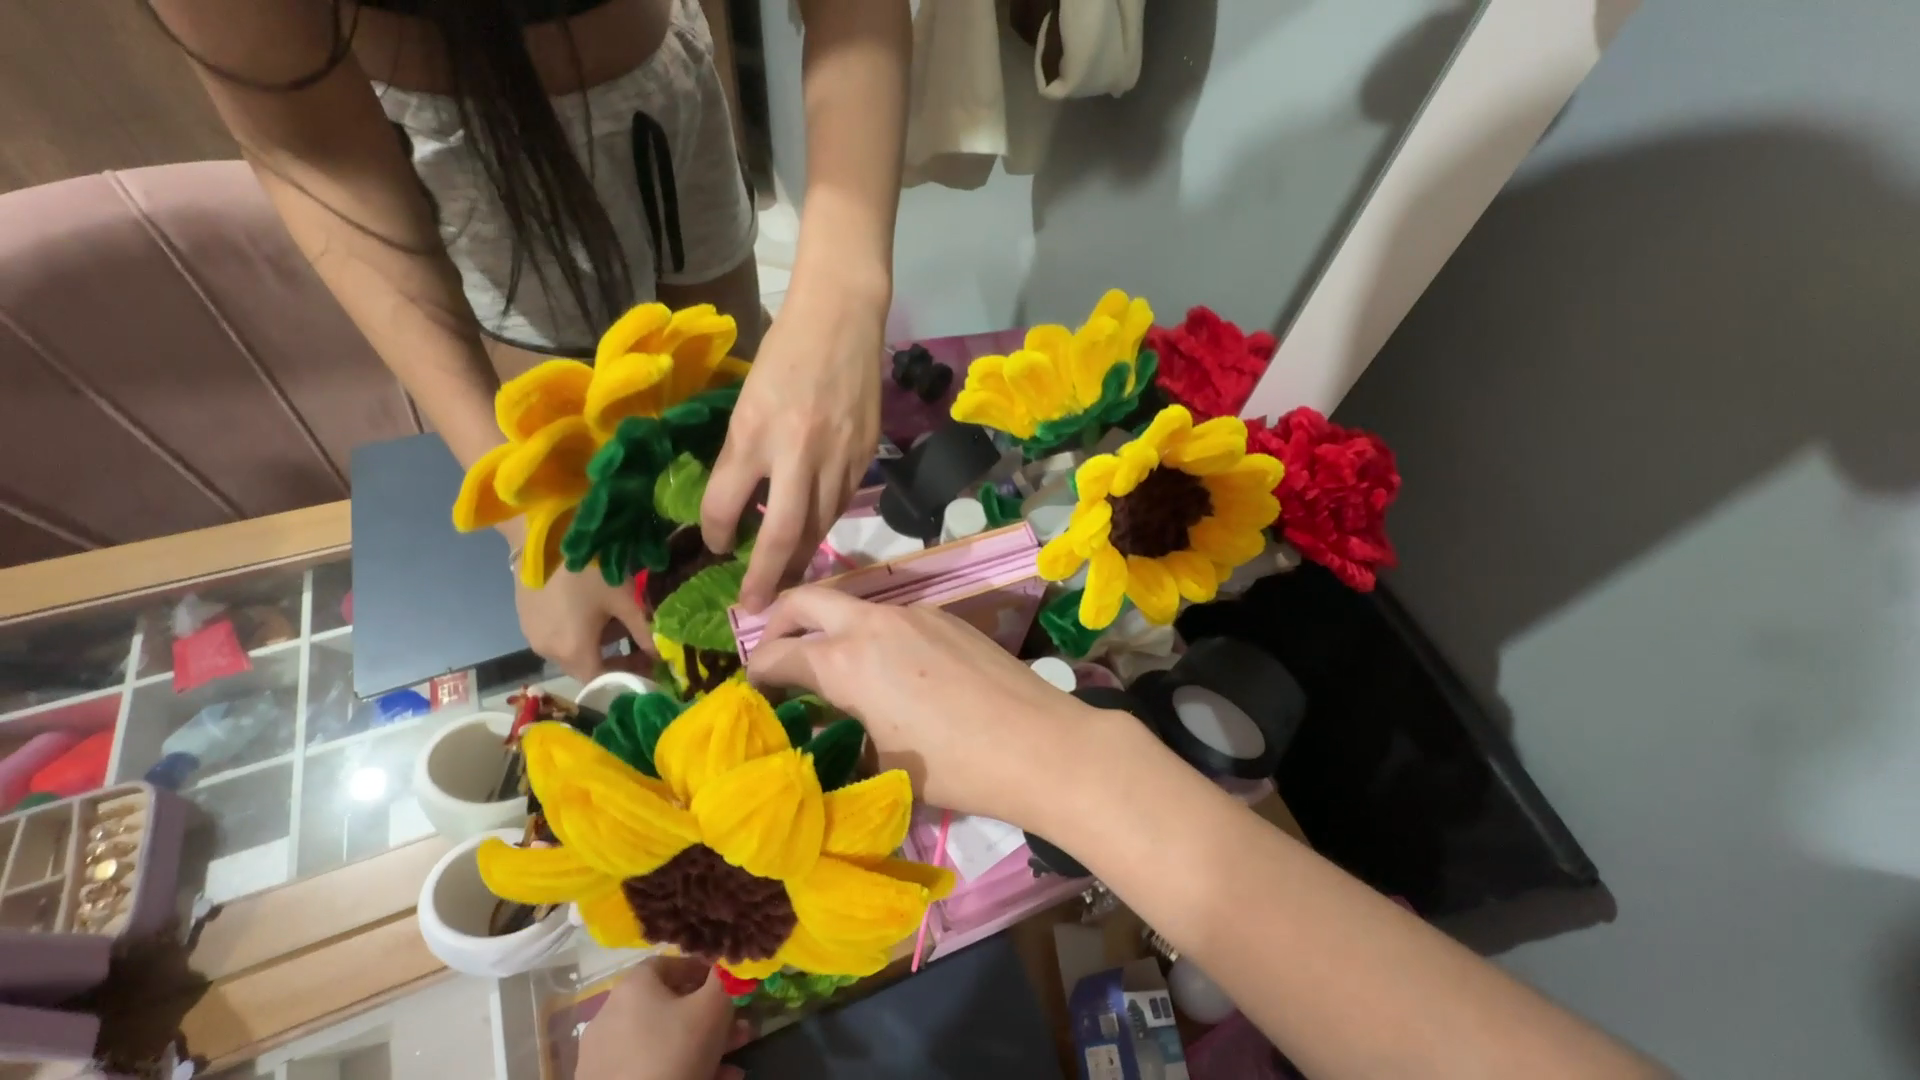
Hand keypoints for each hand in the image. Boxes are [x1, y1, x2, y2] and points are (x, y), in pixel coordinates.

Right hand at [514, 566, 651, 682]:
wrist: (543, 535)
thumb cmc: (590, 569)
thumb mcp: (625, 599)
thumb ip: (644, 631)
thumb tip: (662, 654)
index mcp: (573, 651)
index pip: (601, 683)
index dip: (627, 679)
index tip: (648, 667)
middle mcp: (548, 652)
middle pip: (585, 670)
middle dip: (615, 661)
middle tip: (639, 645)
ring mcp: (532, 637)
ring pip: (571, 653)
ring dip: (598, 646)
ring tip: (618, 621)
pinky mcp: (525, 621)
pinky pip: (557, 638)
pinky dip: (578, 634)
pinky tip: (592, 611)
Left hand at [577, 956, 747, 1079]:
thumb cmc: (676, 1051)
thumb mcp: (714, 1008)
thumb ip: (724, 980)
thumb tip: (727, 968)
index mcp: (633, 986)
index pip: (671, 963)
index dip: (703, 972)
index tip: (728, 989)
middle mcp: (612, 1013)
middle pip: (670, 1007)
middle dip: (710, 1018)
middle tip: (739, 1031)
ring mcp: (604, 1054)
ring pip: (664, 1040)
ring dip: (701, 1047)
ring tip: (733, 1064)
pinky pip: (650, 1066)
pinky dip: (680, 1069)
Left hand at [701, 277, 883, 612]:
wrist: (843, 319)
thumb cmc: (786, 352)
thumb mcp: (749, 401)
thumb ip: (744, 454)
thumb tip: (743, 502)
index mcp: (755, 433)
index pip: (725, 504)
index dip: (714, 532)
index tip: (714, 544)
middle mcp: (797, 454)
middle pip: (780, 535)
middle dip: (766, 577)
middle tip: (755, 605)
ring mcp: (838, 459)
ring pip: (818, 527)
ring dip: (800, 559)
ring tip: (786, 579)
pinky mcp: (865, 458)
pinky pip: (841, 505)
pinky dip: (824, 526)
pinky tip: (815, 534)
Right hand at [744, 587, 1108, 824]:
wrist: (1039, 744)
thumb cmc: (953, 767)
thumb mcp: (882, 763)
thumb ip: (842, 736)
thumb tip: (824, 728)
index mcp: (846, 662)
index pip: (779, 654)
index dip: (756, 670)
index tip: (752, 687)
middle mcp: (873, 623)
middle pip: (806, 600)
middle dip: (779, 619)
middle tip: (773, 650)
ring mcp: (914, 613)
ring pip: (853, 605)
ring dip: (830, 625)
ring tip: (832, 663)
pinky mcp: (946, 617)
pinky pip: (892, 616)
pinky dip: (871, 633)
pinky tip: (890, 668)